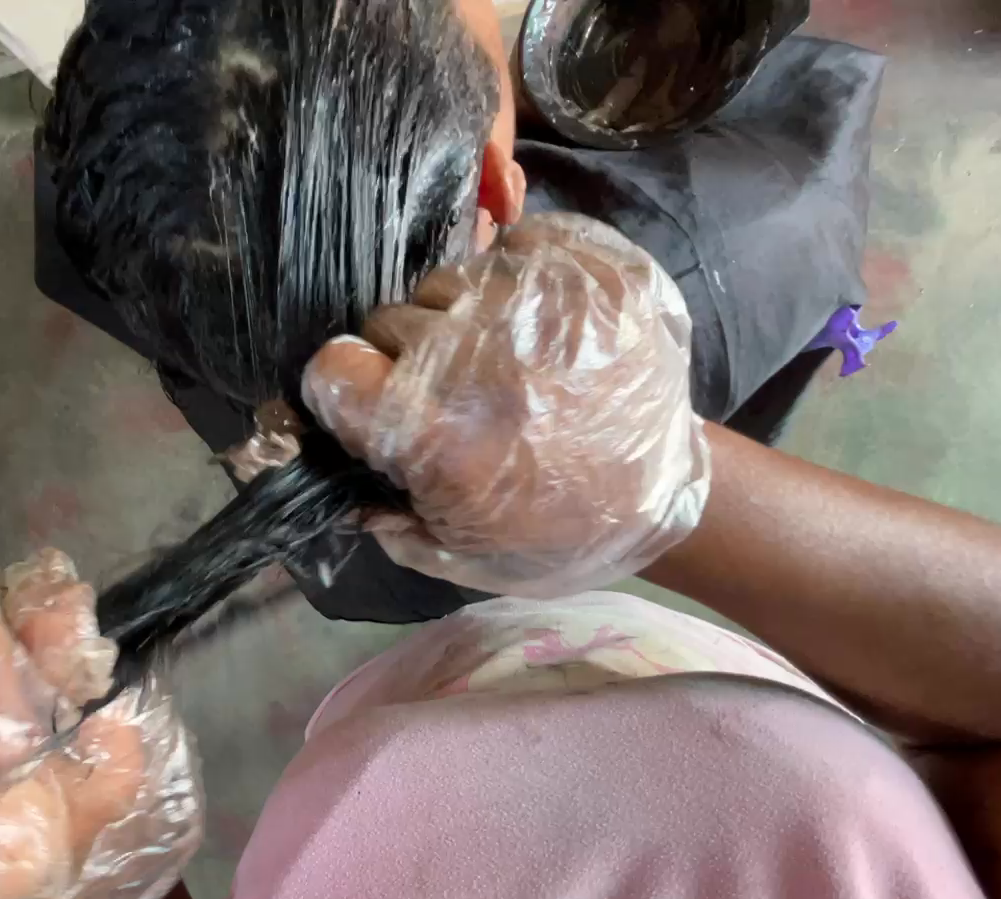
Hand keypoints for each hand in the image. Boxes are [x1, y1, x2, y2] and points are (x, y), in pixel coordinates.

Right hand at [301, 212, 708, 597]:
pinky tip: (536, 321)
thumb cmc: (550, 538)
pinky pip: (516, 243)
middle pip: (386, 320)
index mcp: (432, 432)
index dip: (344, 388)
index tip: (368, 403)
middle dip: (402, 358)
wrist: (667, 501)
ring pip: (446, 279)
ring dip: (457, 318)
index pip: (333, 367)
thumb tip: (338, 486)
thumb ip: (381, 519)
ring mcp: (539, 300)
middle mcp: (474, 354)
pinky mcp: (596, 268)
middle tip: (447, 394)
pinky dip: (515, 276)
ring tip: (498, 358)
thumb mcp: (453, 553)